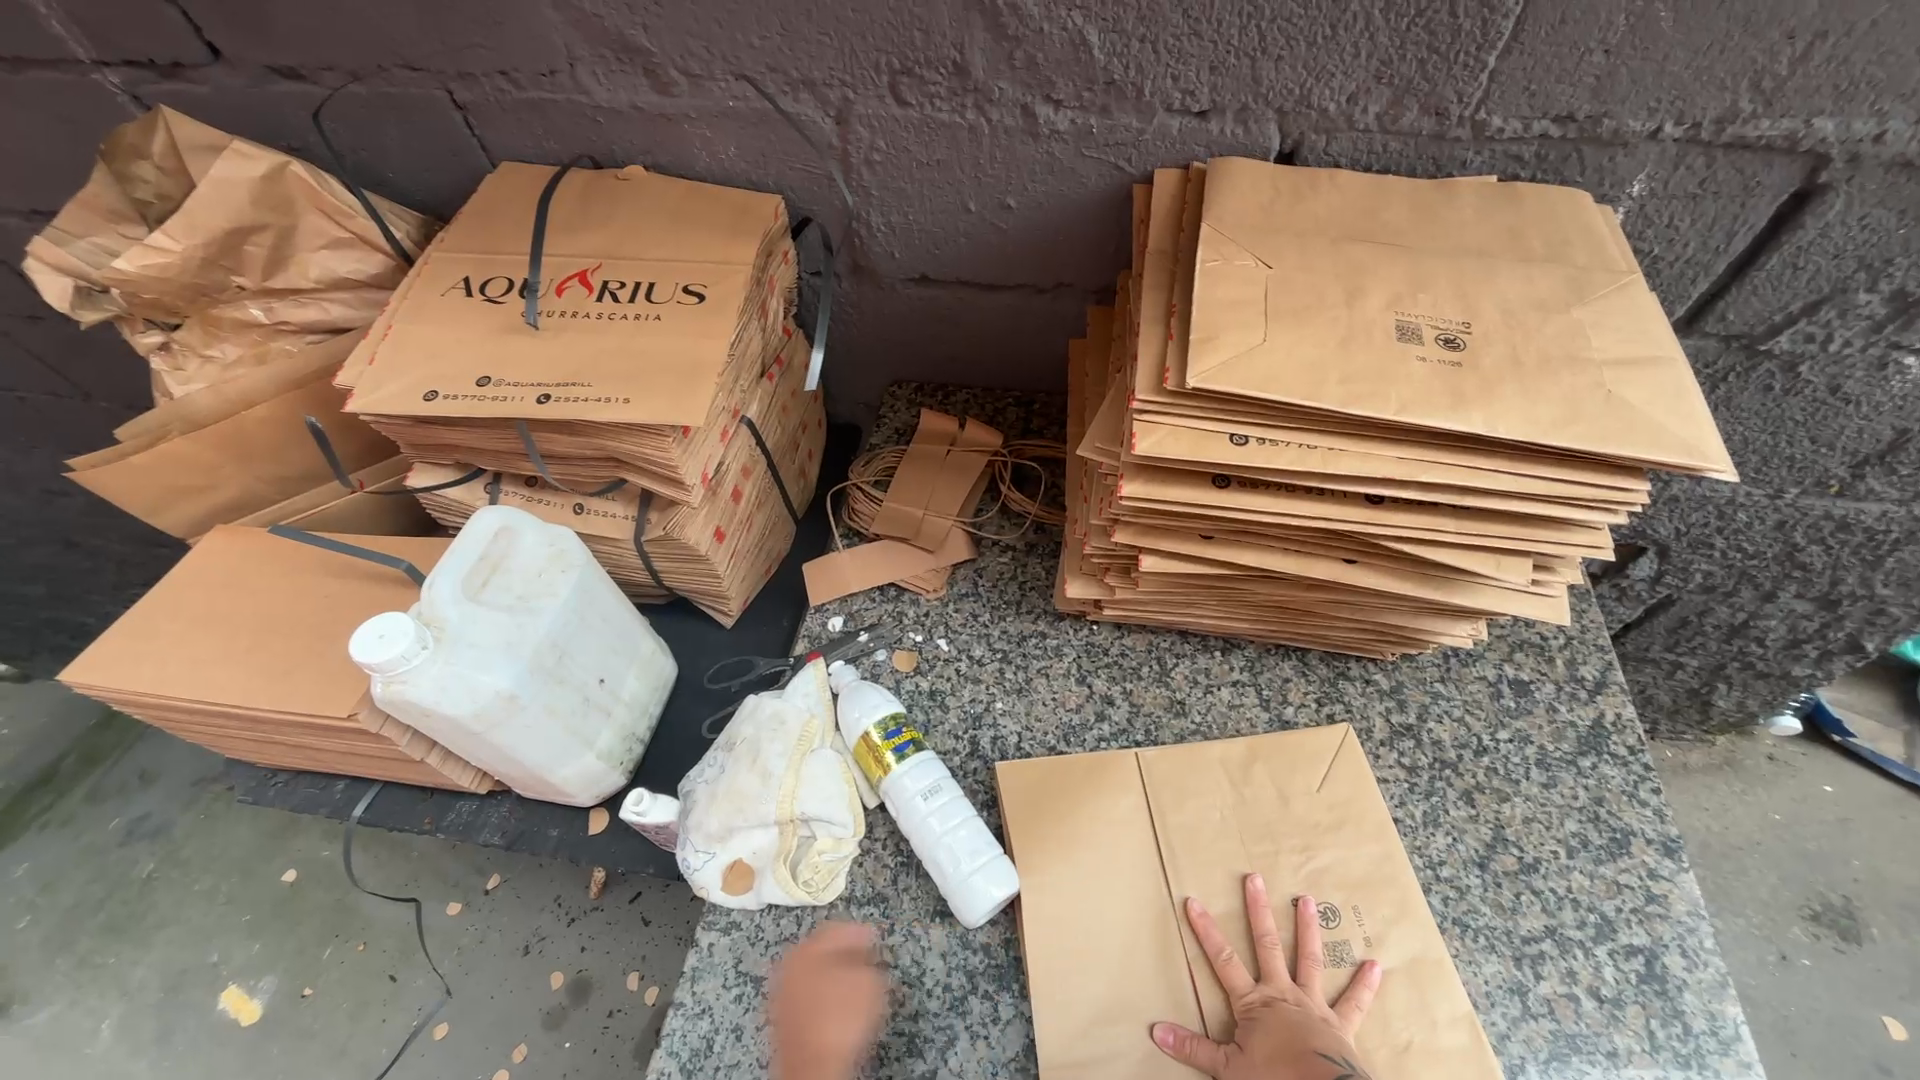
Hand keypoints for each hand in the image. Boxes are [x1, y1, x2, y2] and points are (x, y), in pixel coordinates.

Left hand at [769, 921, 888, 1079]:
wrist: (813, 1065)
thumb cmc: (842, 1018)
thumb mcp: (870, 982)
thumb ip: (869, 961)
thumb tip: (867, 957)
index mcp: (809, 947)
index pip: (837, 928)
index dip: (859, 932)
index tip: (873, 938)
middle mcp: (790, 963)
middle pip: (820, 948)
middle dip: (842, 952)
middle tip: (863, 959)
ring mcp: (782, 990)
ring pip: (812, 973)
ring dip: (831, 975)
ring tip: (851, 985)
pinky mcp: (781, 1016)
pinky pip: (806, 995)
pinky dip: (820, 996)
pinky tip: (835, 1007)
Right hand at [1151, 874, 1383, 1079]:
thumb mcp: (1227, 1069)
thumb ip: (1194, 1048)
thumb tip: (1156, 1031)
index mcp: (1254, 1004)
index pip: (1223, 961)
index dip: (1206, 932)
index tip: (1194, 902)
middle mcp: (1283, 995)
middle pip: (1267, 946)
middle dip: (1258, 912)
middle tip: (1255, 878)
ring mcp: (1314, 1007)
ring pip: (1309, 960)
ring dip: (1307, 930)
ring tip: (1307, 900)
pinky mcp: (1341, 1026)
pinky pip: (1354, 1003)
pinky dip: (1365, 985)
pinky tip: (1376, 965)